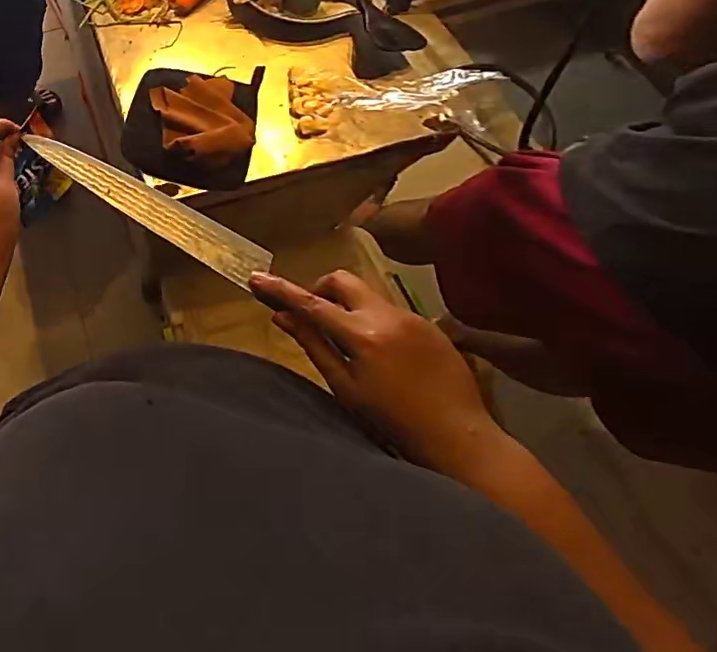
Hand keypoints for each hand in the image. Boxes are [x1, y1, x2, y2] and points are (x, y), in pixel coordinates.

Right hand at [251, 270, 505, 474]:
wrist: (459, 438)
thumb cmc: (394, 421)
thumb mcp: (345, 387)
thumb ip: (313, 346)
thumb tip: (282, 317)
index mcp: (361, 335)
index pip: (311, 303)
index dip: (281, 290)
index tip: (257, 279)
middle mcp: (386, 315)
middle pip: (341, 280)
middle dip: (321, 290)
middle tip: (314, 317)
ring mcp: (412, 317)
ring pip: (367, 293)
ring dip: (348, 305)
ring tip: (349, 341)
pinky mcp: (430, 324)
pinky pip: (390, 309)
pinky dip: (373, 319)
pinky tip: (382, 353)